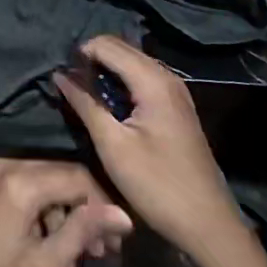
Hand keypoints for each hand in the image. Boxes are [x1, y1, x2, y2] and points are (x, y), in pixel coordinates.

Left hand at [0, 160, 131, 266]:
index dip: (103, 206)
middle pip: (58, 179)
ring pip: (40, 189)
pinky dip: (37, 221)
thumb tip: (123, 214)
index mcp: (19, 181)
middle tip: (100, 256)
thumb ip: (84, 232)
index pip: (77, 177)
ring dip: (60, 224)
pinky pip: (19, 196)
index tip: (118, 241)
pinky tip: (46, 259)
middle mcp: (2, 168)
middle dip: (82, 216)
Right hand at [54, 36, 245, 257]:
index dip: (80, 54)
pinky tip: (108, 103)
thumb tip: (61, 75)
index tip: (61, 75)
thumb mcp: (113, 146)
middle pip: (121, 48)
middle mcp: (166, 75)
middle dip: (92, 58)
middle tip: (68, 83)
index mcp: (152, 80)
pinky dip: (122, 82)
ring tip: (82, 92)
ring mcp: (175, 89)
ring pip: (132, 62)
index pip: (108, 45)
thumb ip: (86, 105)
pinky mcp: (176, 105)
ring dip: (106, 70)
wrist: (205, 221)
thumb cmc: (156, 185)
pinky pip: (143, 78)